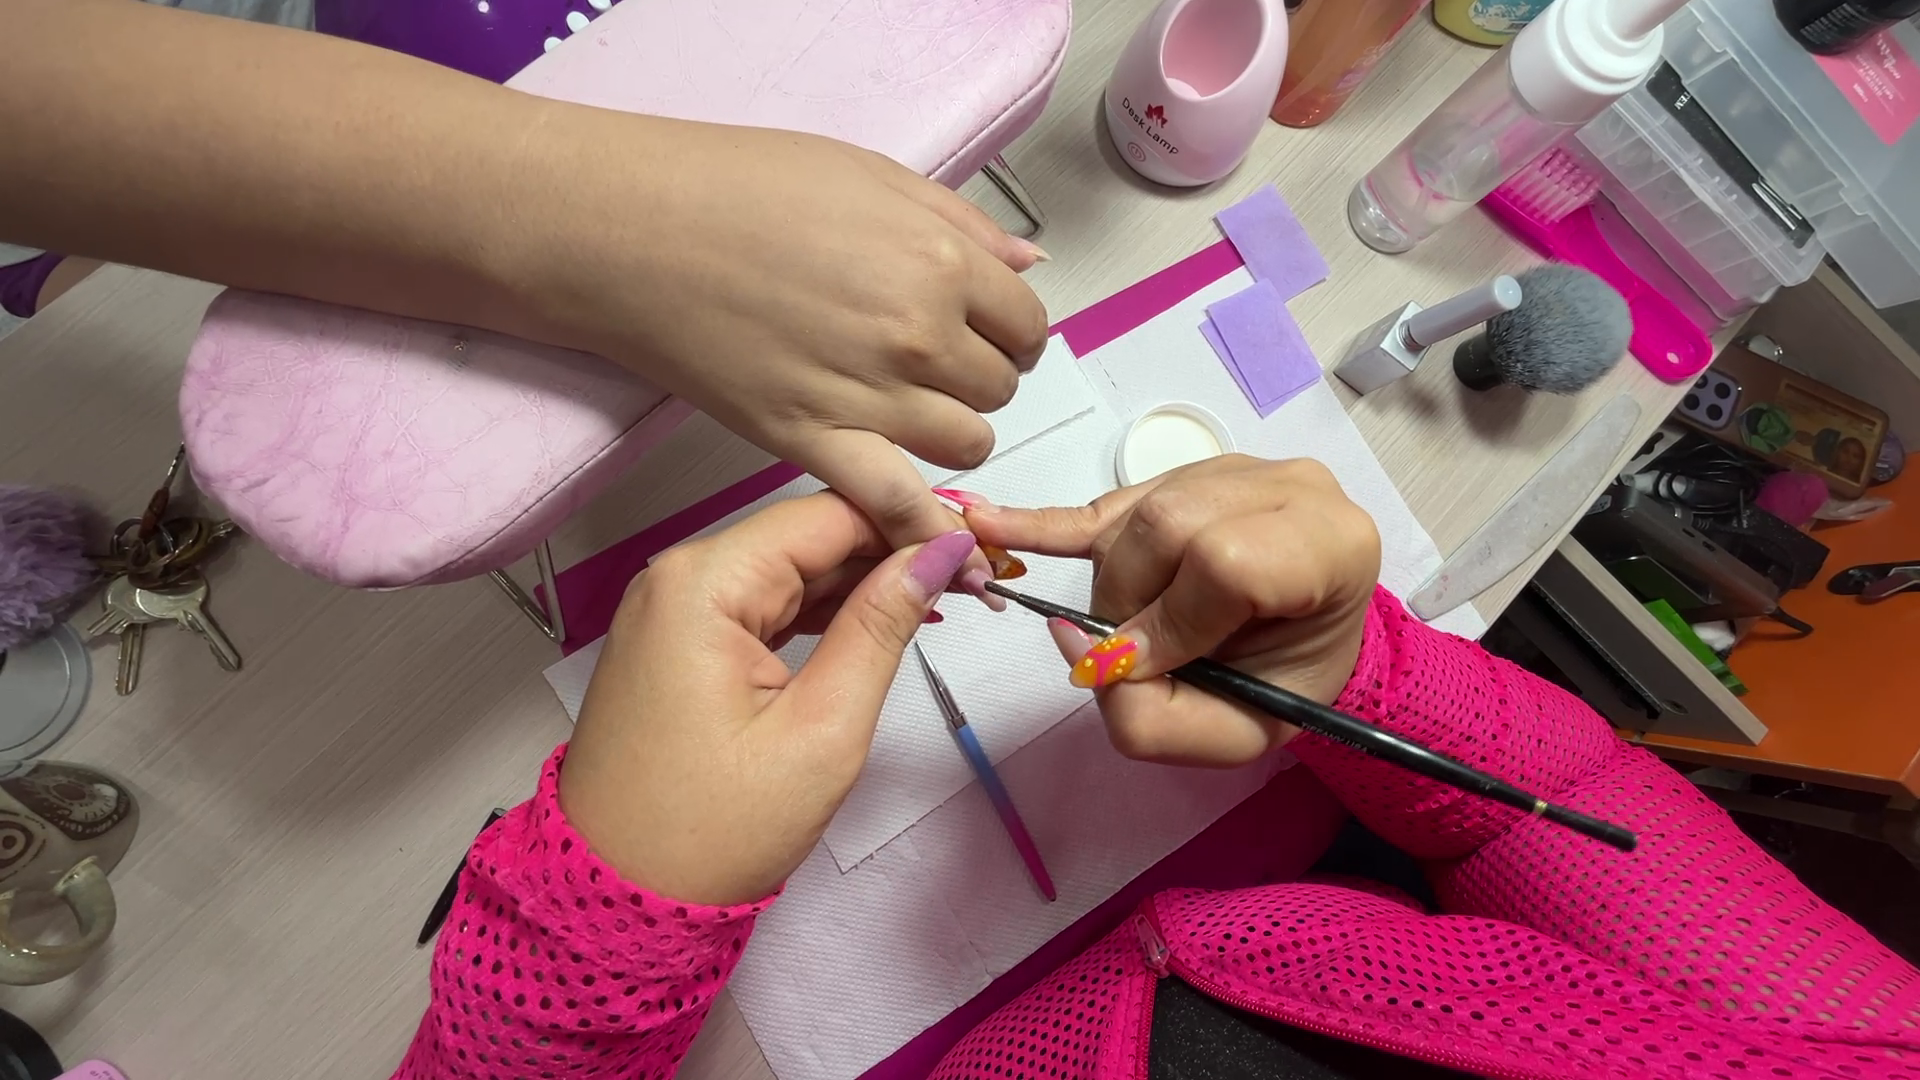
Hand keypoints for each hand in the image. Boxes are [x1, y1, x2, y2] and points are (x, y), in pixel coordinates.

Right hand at [525, 117, 1050, 553]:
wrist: (630, 230)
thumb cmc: (739, 187)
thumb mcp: (871, 173)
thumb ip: (965, 223)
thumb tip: (1032, 263)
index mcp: (939, 262)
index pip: (1026, 325)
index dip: (1012, 330)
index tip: (988, 331)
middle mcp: (918, 336)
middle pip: (1000, 388)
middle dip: (981, 376)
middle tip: (941, 362)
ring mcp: (869, 398)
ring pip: (967, 444)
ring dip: (955, 430)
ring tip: (917, 409)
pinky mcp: (814, 444)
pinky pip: (897, 504)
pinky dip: (927, 526)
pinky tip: (944, 541)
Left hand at [556, 494, 974, 905]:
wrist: (617, 902)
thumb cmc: (720, 828)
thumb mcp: (822, 727)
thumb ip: (882, 624)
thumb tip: (940, 550)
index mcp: (705, 581)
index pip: (828, 515)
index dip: (910, 522)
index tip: (976, 549)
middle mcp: (684, 573)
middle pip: (811, 535)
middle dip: (894, 551)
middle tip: (974, 578)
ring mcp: (681, 603)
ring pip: (796, 567)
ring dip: (867, 580)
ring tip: (941, 597)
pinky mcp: (688, 634)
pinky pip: (771, 601)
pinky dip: (828, 608)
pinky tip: (882, 617)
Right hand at [961, 456, 1380, 766]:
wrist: (1304, 635)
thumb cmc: (1282, 684)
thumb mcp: (1240, 736)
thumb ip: (1152, 719)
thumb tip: (1075, 641)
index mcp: (1329, 546)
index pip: (1225, 564)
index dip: (1173, 622)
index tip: (1148, 663)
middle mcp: (1285, 487)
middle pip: (1163, 531)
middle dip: (1127, 605)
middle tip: (1135, 649)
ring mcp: (1228, 469)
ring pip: (1128, 519)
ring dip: (1110, 583)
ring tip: (1132, 619)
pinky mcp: (1175, 475)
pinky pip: (1098, 503)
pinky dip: (1038, 523)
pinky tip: (986, 521)